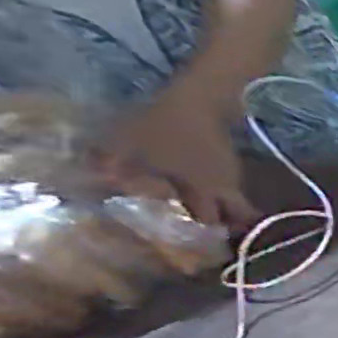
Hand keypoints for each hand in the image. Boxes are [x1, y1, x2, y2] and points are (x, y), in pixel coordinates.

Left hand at [100, 85, 256, 230]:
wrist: (198, 101)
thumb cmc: (163, 128)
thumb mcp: (125, 145)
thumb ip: (111, 166)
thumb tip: (97, 184)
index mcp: (202, 190)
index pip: (212, 219)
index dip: (207, 229)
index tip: (200, 236)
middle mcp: (223, 186)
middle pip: (239, 212)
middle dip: (230, 220)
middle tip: (217, 224)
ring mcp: (230, 171)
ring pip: (232, 196)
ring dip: (220, 201)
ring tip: (200, 200)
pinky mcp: (229, 157)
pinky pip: (224, 179)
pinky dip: (214, 183)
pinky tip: (196, 175)